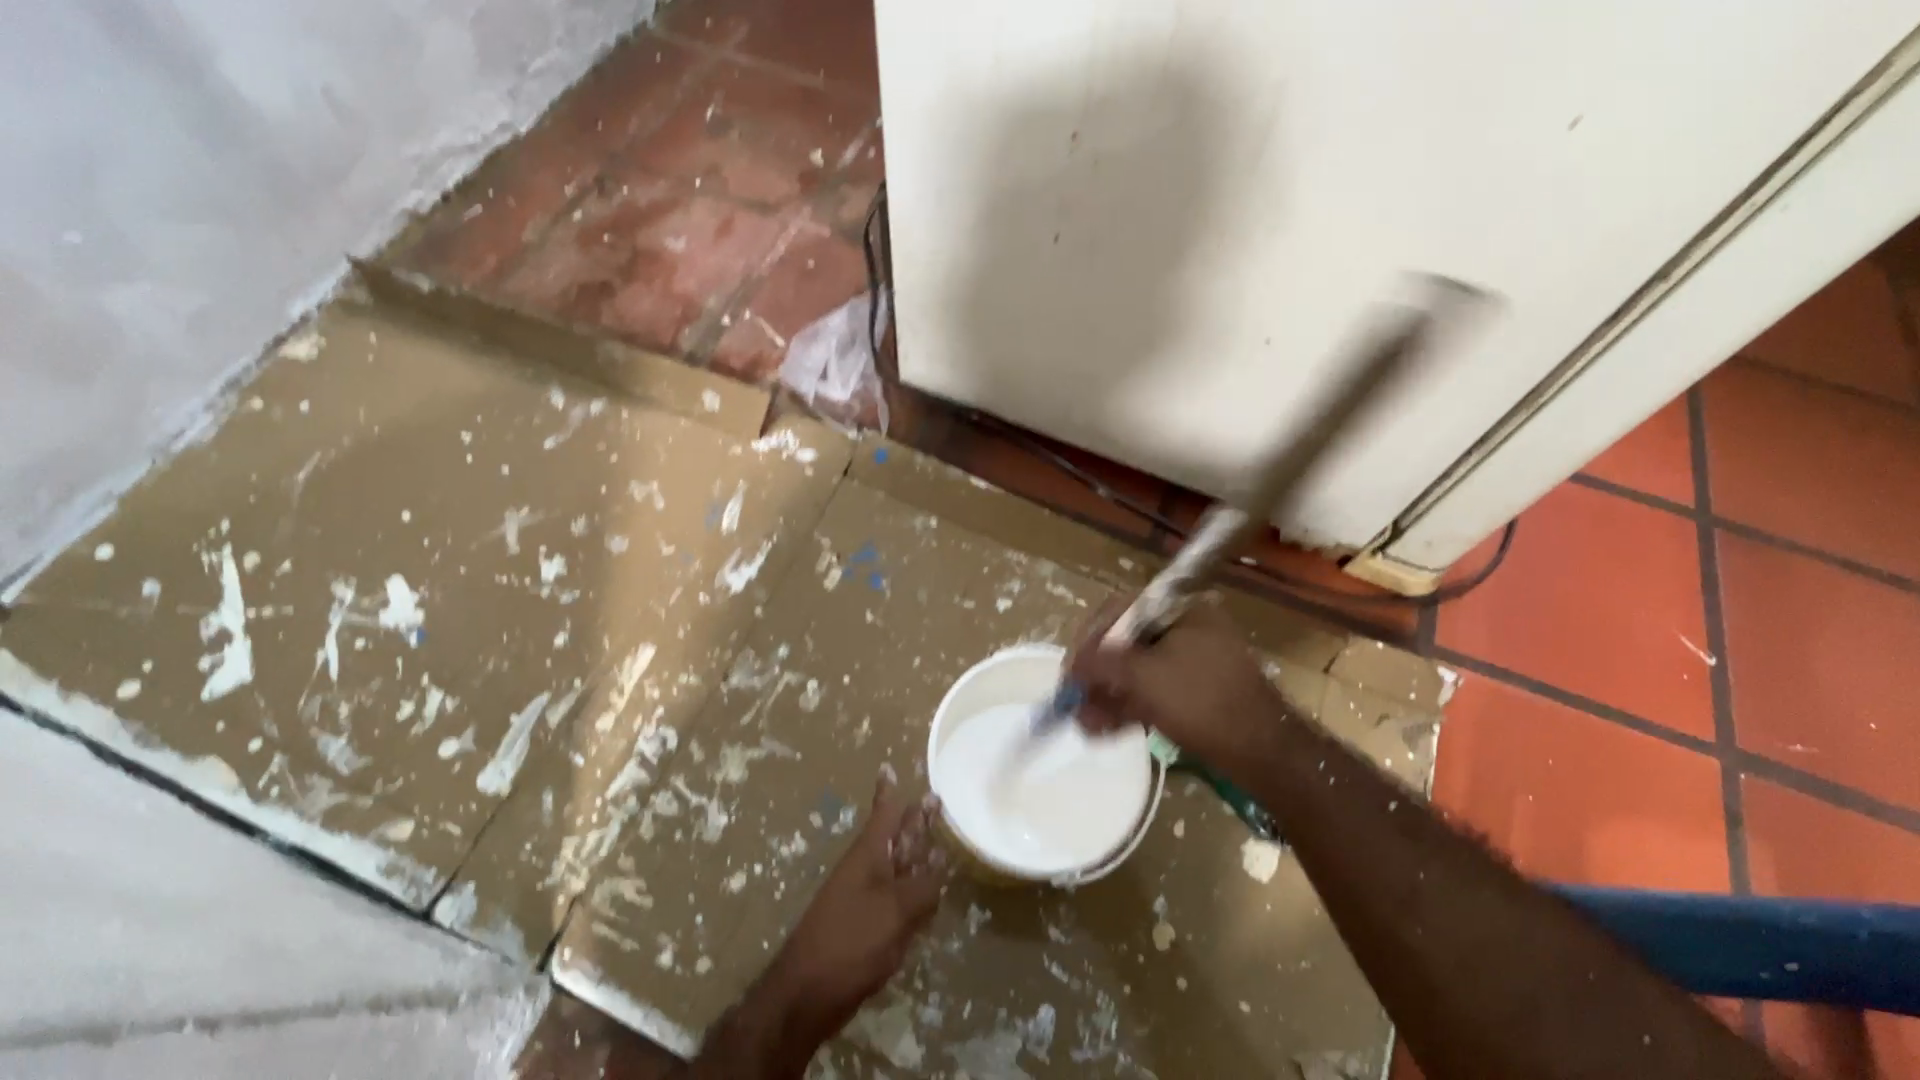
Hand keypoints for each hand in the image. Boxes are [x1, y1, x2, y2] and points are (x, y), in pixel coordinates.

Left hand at [761, 767, 949, 1039]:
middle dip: (913, 821)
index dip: (888, 793)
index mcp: (867, 856)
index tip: (887, 767)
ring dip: (916, 856)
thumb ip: (923, 886)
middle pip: (894, 839)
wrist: (808, 993)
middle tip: (933, 801)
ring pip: (897, 870)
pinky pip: (897, 900)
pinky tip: (928, 895)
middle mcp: (866, 872)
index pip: (883, 814)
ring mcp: (866, 901)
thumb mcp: (895, 910)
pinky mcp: (868, 928)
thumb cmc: (850, 941)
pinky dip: (913, 894)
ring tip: (937, 843)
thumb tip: (941, 863)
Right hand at [1066, 595, 1287, 767]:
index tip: (1071, 670)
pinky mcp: (1195, 694)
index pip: (1118, 612)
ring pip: (1136, 673)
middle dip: (1095, 676)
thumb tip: (1074, 664)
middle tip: (1072, 702)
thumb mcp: (1144, 677)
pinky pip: (1152, 693)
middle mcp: (1186, 629)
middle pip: (1125, 644)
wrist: (1263, 751)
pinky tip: (1104, 731)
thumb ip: (1102, 663)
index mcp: (1180, 610)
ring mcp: (1192, 663)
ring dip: (1107, 697)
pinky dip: (1128, 708)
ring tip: (1084, 725)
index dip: (1088, 639)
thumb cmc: (1203, 702)